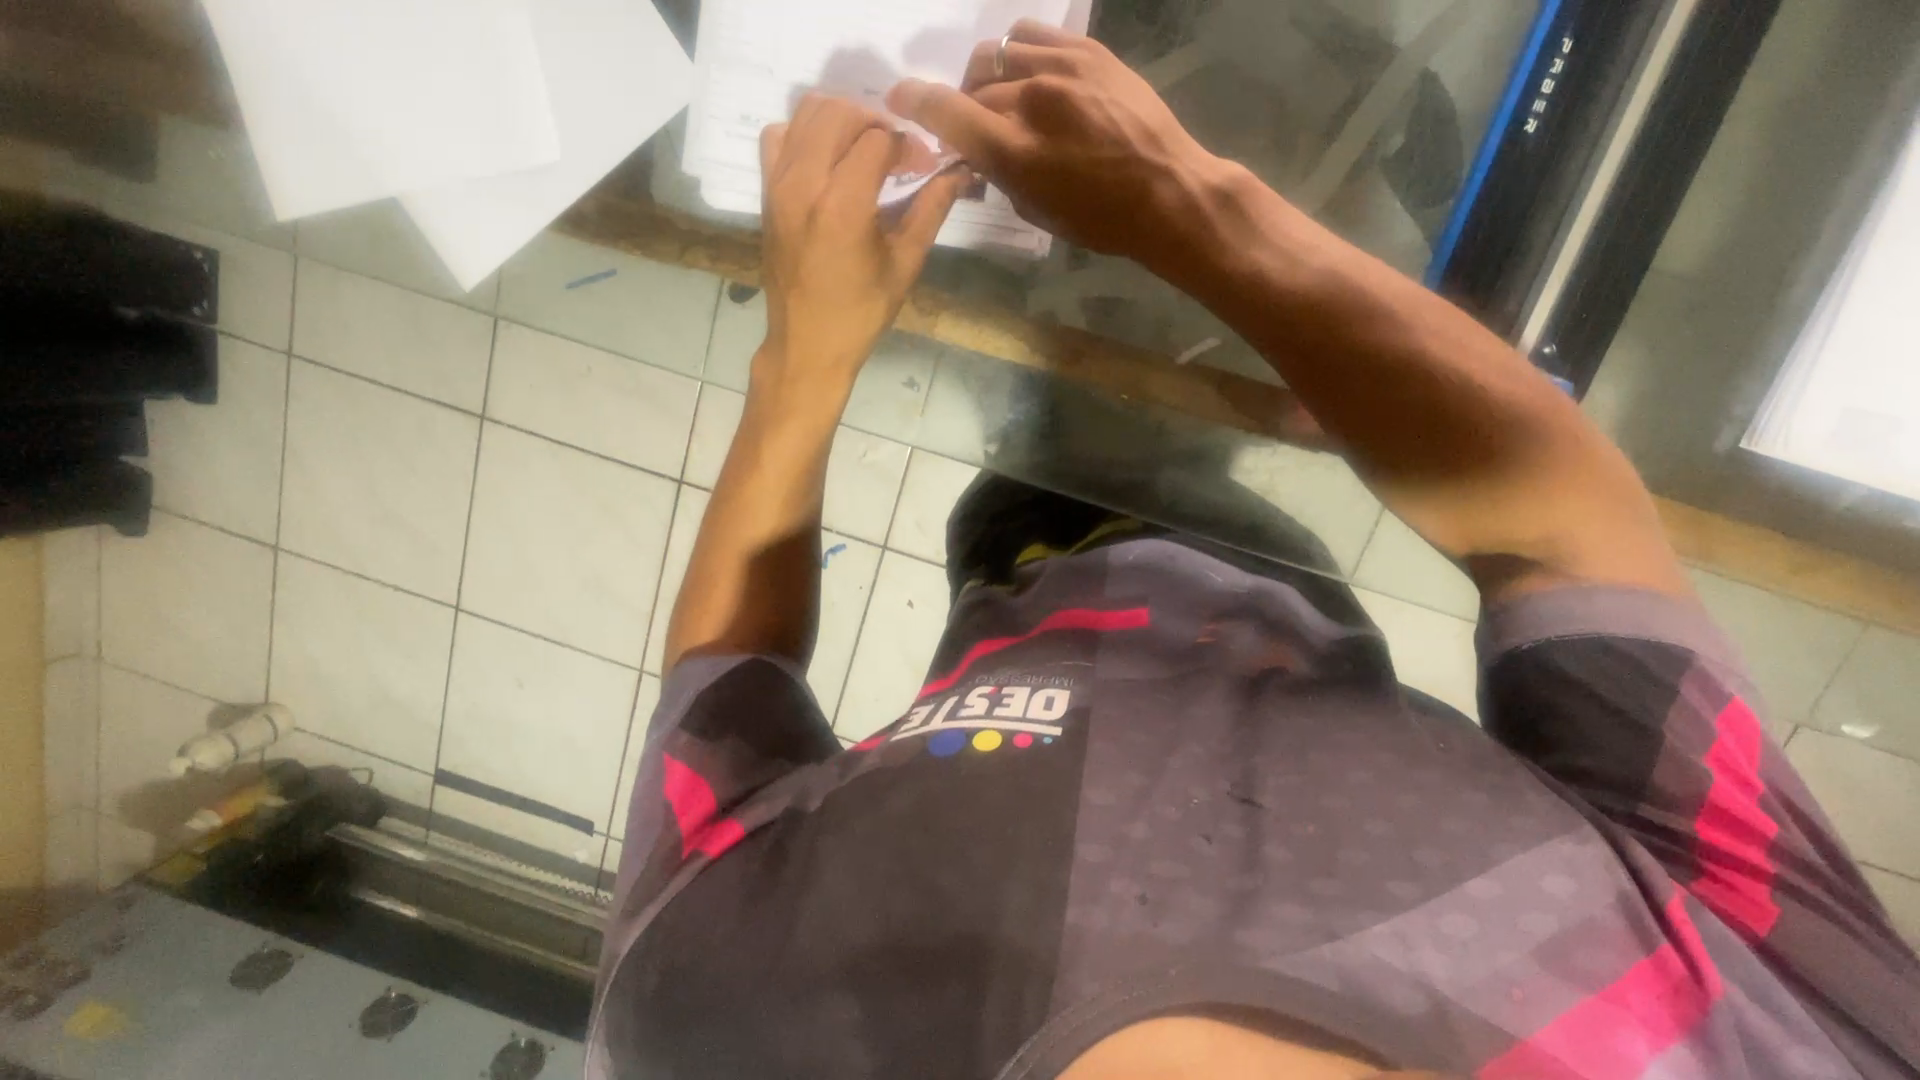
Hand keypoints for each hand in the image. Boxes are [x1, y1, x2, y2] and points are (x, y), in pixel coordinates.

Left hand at [755, 94, 965, 403]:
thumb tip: (960, 171)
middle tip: (896, 153)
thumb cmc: (861, 313)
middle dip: (876, 123)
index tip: (923, 166)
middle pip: (840, 112)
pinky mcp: (766, 192)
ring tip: (863, 150)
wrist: (807, 345)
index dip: (908, 146)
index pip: (879, 139)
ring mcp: (778, 185)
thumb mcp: (904, 262)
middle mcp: (805, 183)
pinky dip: (804, 133)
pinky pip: (778, 136)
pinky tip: (827, 159)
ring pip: (806, 113)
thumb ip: (931, 208)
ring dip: (841, 120)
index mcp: (844, 204)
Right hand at [886, 20, 1234, 272]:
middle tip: (984, 134)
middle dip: (968, 112)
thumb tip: (979, 155)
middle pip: (972, 90)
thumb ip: (999, 176)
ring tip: (1007, 99)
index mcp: (1013, 151)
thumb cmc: (1100, 220)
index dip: (915, 103)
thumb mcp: (1036, 212)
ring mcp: (1061, 69)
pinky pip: (1032, 35)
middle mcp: (1030, 100)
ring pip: (997, 56)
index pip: (946, 113)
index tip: (899, 100)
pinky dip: (1019, 54)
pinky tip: (1031, 74)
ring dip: (991, 80)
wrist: (1168, 192)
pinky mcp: (1088, 52)